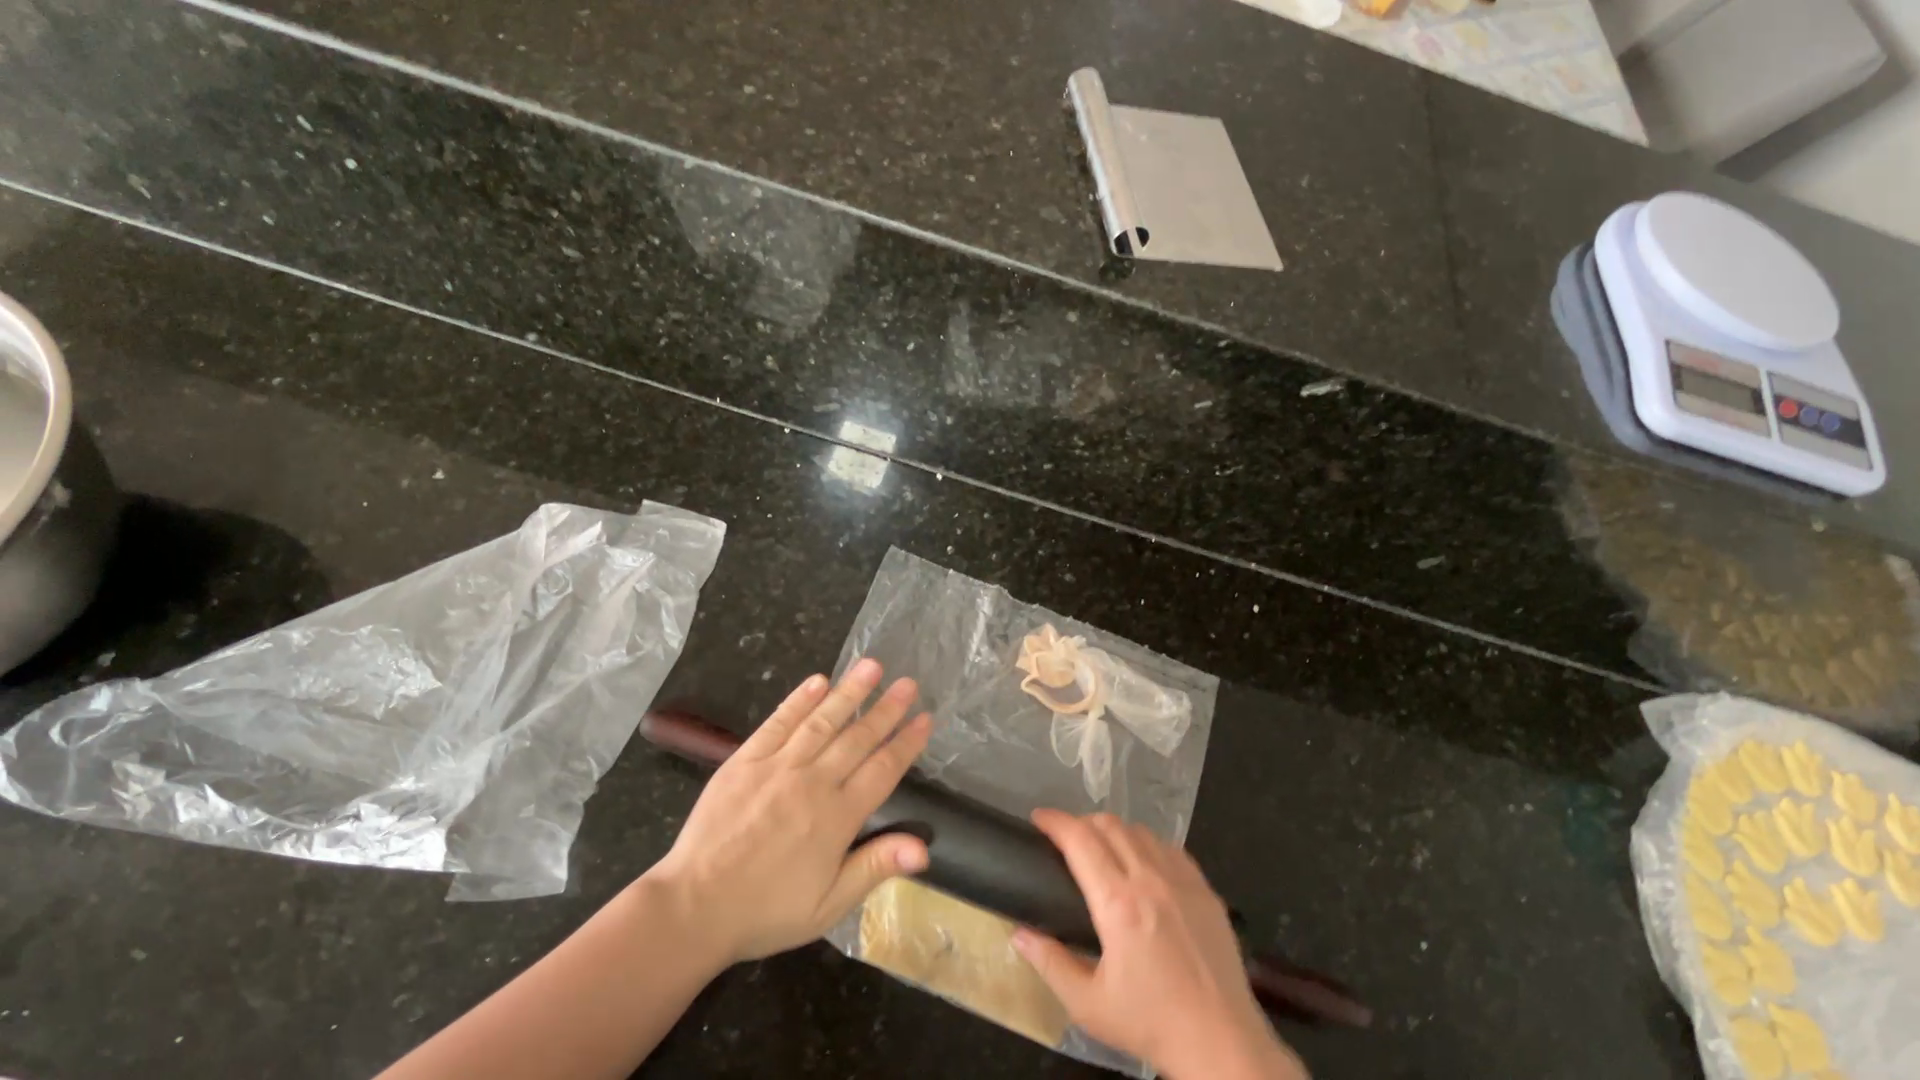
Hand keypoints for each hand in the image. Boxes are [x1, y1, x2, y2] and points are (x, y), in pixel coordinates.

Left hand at [645, 659, 932, 963]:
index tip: (925, 719)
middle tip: (909, 684)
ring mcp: (777, 767)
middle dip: (886, 709)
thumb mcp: (828, 905)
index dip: (906, 743)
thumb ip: (875, 867)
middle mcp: (812, 783)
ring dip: (849, 692)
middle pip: (857, 738)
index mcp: (838, 818)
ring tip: (872, 666)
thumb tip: (924, 848)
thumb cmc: (766, 912)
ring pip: (822, 721)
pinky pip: (778, 723)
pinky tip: (817, 682)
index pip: (883, 770)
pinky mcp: (744, 761)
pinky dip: (799, 700)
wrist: (694, 907)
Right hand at [1012, 811, 1307, 1079]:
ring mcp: (1184, 883)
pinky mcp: (1207, 892)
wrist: (1220, 1040)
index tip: (1038, 819)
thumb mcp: (1087, 1003)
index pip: (1081, 840)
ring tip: (1101, 848)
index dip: (1055, 821)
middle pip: (1111, 826)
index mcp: (1118, 903)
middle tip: (1063, 838)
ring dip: (1115, 831)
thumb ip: (1049, 962)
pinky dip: (1149, 845)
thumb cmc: (1150, 1022)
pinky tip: (1143, 863)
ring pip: (1143, 832)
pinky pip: (1172, 850)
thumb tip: (1019, 932)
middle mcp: (1152, 880)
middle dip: (1081, 822)